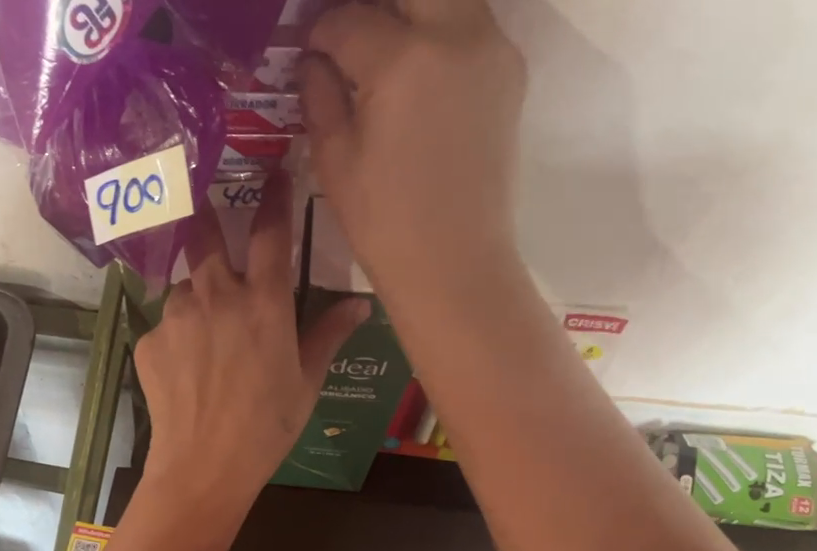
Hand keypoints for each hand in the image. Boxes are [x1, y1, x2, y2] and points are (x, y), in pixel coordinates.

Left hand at [136, 171, 369, 505]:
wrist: (204, 464)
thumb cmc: (266, 427)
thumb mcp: (306, 382)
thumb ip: (328, 335)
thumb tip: (361, 303)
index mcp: (264, 303)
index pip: (271, 233)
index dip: (274, 199)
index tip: (273, 172)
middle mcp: (217, 297)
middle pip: (206, 237)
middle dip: (204, 213)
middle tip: (199, 198)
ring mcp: (177, 318)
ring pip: (183, 288)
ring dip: (193, 298)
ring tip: (202, 334)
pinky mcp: (150, 342)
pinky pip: (164, 326)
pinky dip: (175, 337)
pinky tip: (183, 369)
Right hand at [301, 0, 526, 293]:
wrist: (454, 259)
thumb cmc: (381, 219)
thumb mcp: (334, 160)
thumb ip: (320, 96)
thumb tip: (313, 61)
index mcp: (402, 61)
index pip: (349, 18)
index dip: (319, 31)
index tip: (307, 50)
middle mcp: (456, 35)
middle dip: (371, 5)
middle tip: (348, 35)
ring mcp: (491, 48)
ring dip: (409, 11)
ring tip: (379, 48)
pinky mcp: (509, 69)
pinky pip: (470, 23)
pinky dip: (439, 29)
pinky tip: (413, 70)